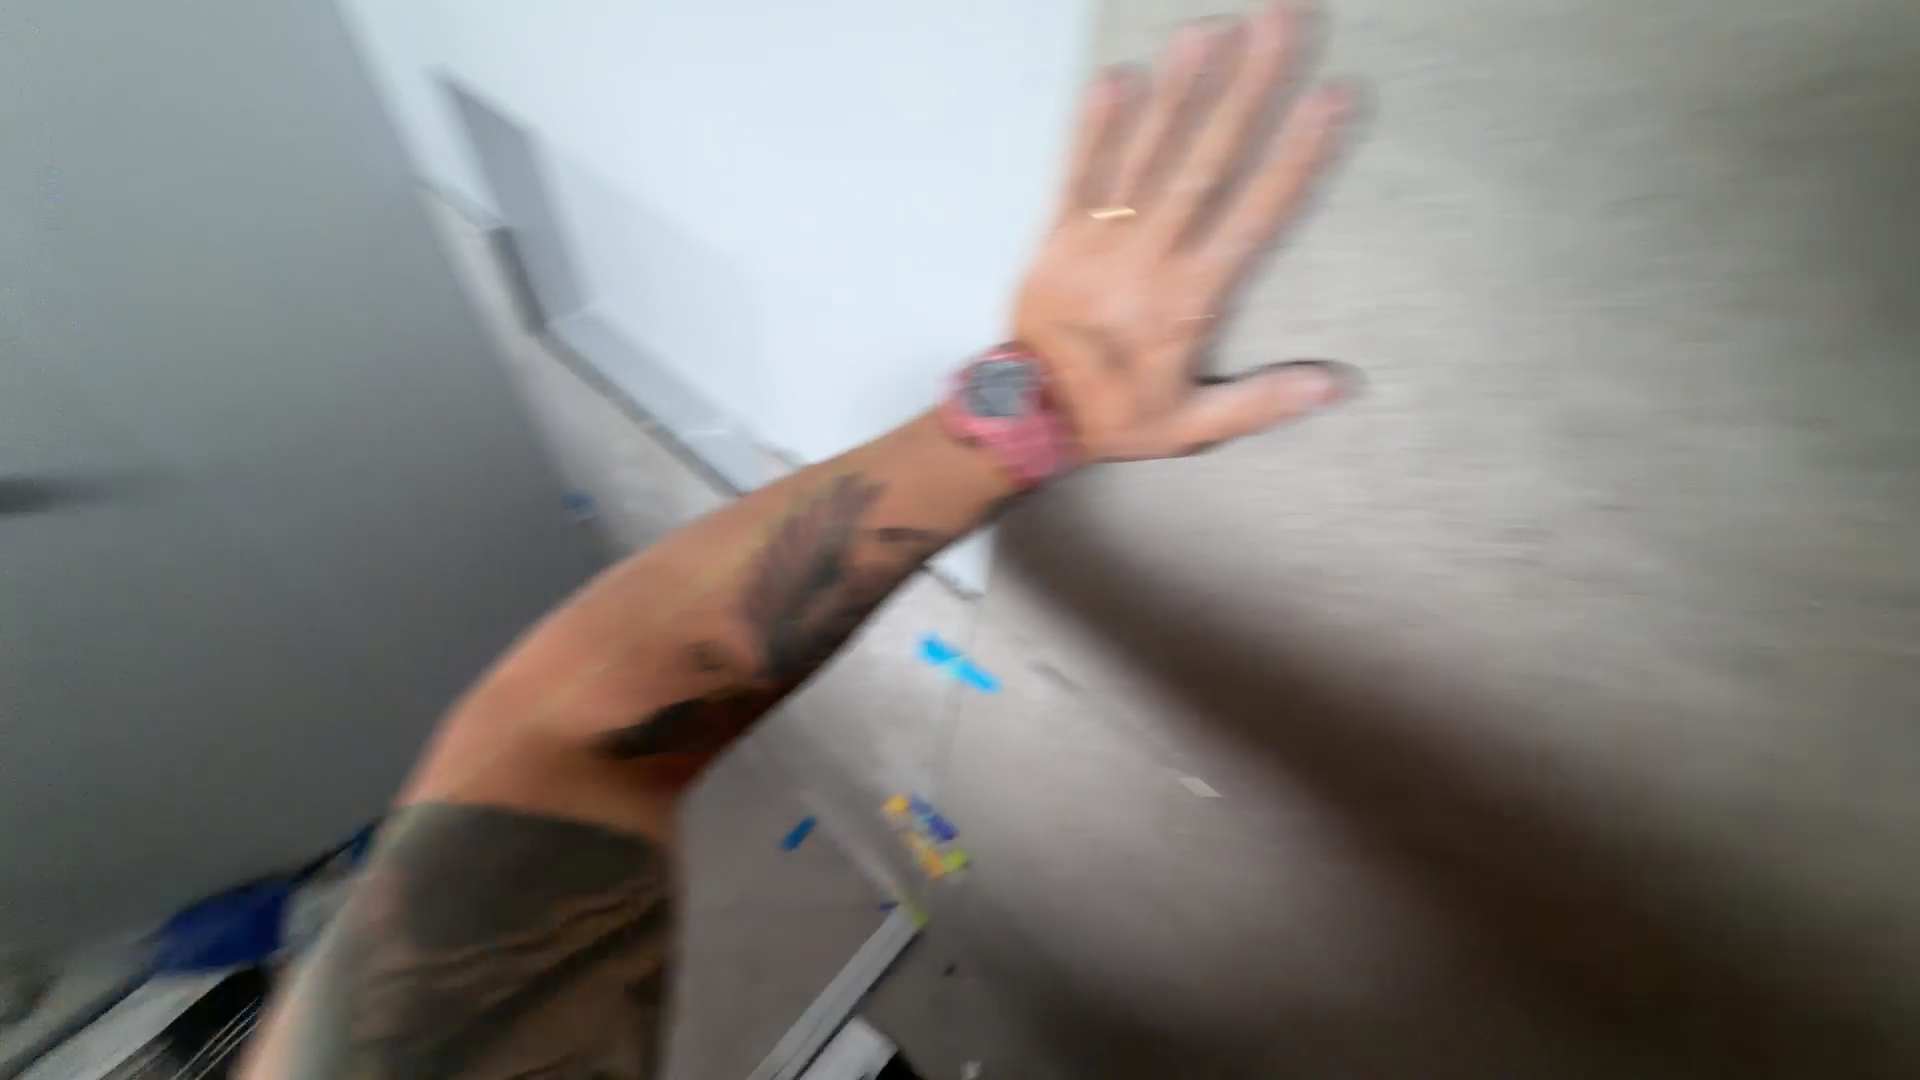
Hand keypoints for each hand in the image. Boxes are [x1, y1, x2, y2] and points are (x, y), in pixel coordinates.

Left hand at [1014, 2, 1357, 462]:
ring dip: (1176, 92)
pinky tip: (1113, 79)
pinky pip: (1074, 176)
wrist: (1028, 417)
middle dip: (1244, 90)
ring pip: (1142, 158)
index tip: (1330, 98)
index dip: (1294, 158)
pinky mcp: (1054, 240)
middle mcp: (1145, 262)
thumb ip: (1260, 402)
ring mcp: (1095, 245)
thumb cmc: (1112, 417)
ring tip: (1206, 31)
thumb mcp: (1190, 425)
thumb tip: (1336, 385)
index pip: (1252, 218)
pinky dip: (1091, 129)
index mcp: (1186, 302)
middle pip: (1203, 165)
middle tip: (1277, 20)